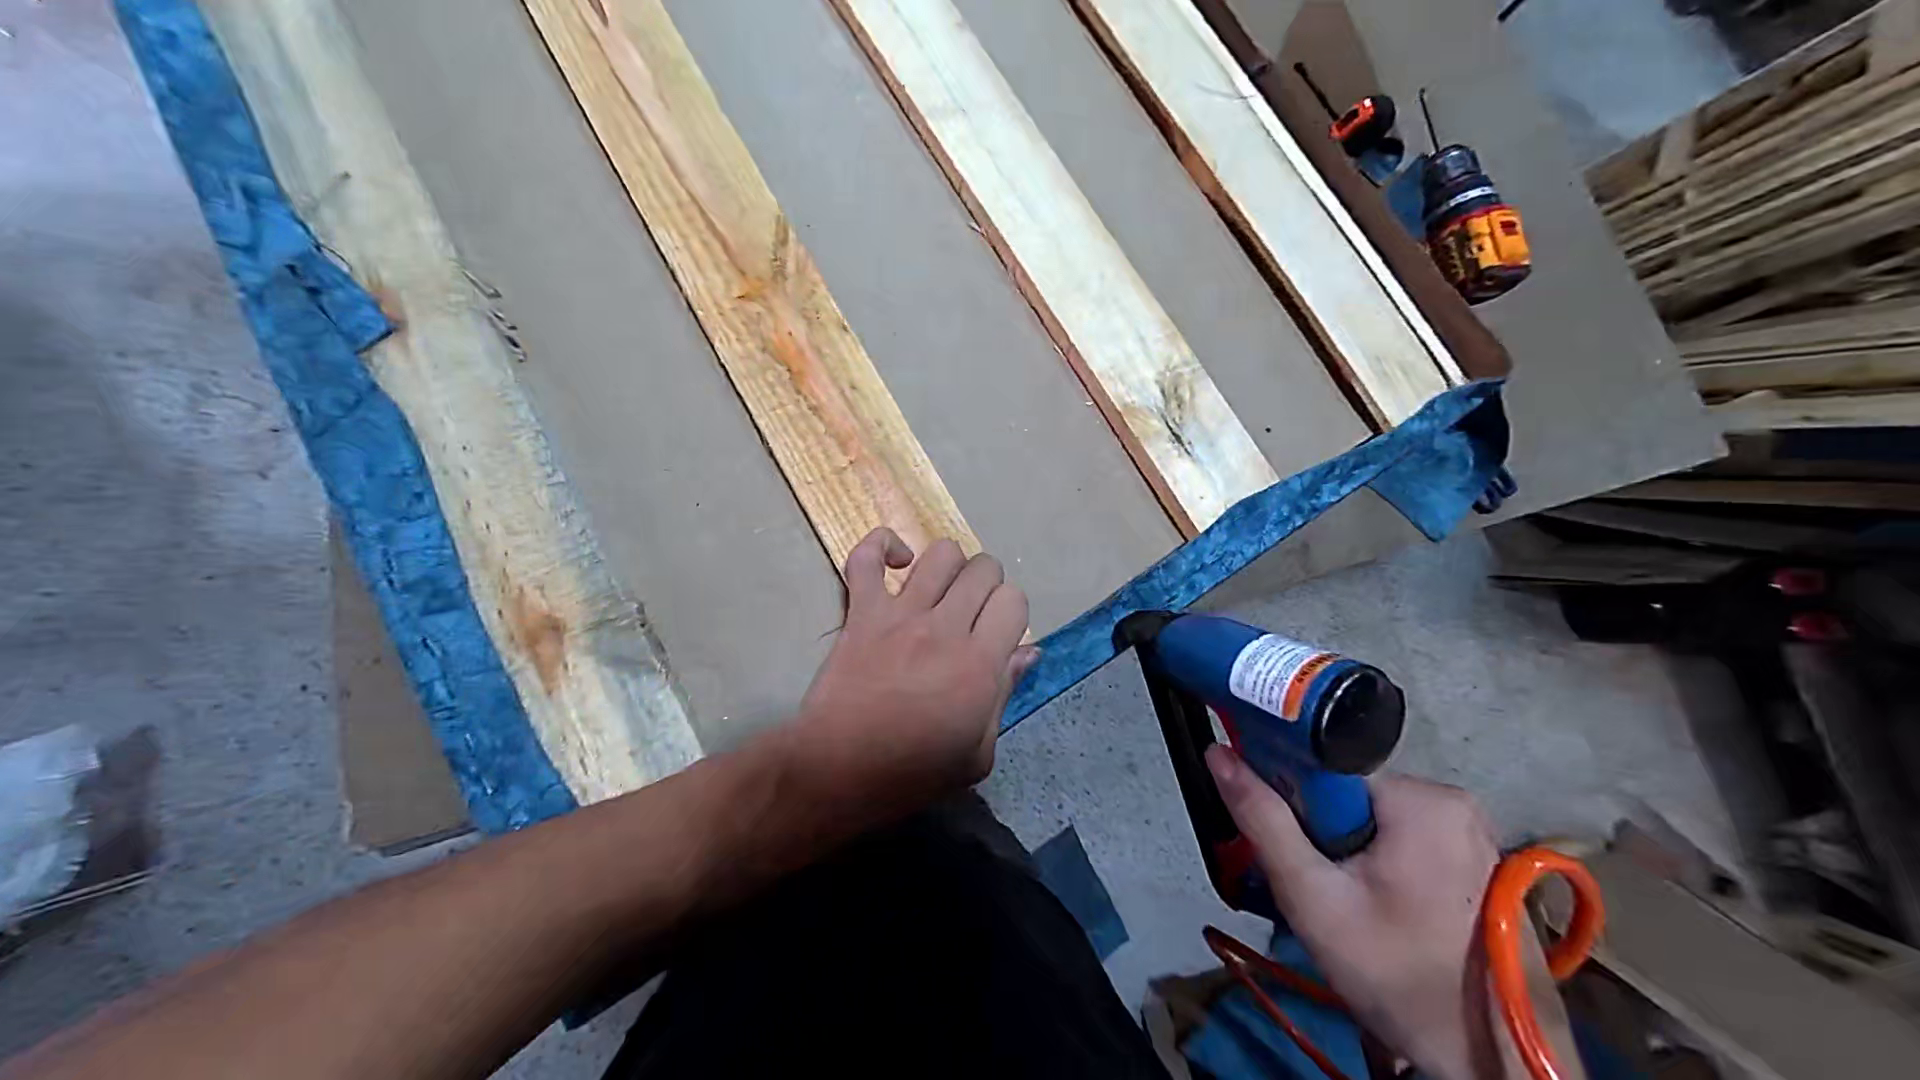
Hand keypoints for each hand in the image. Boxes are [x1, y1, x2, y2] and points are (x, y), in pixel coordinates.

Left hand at [788, 528, 1038, 817]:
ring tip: (941, 591)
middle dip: (988, 586)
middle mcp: (944, 627)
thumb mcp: (977, 753)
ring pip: (941, 553)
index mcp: (979, 664)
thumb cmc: (912, 772)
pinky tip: (896, 562)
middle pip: (984, 569)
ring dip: (950, 566)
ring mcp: (900, 614)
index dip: (1012, 614)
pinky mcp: (861, 611)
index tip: (997, 636)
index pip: (1015, 600)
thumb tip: (1029, 652)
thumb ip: (1005, 694)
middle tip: (972, 614)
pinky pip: (867, 558)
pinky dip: (882, 546)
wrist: (839, 769)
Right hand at [1208, 749, 1501, 1079]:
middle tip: (1317, 886)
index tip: (1285, 843)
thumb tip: (1218, 753)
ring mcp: (1470, 832)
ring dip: (1343, 850)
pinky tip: (1377, 908)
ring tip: (1345, 902)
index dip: (1291, 801)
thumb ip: (1263, 820)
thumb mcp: (1313, 898)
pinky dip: (1375, 863)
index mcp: (1422, 798)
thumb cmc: (1397, 975)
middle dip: (1319, 833)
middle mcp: (1453, 801)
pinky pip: (1399, 838)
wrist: (1490, 1064)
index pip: (1324, 770)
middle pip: (1346, 794)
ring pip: (1369, 817)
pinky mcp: (1476, 859)